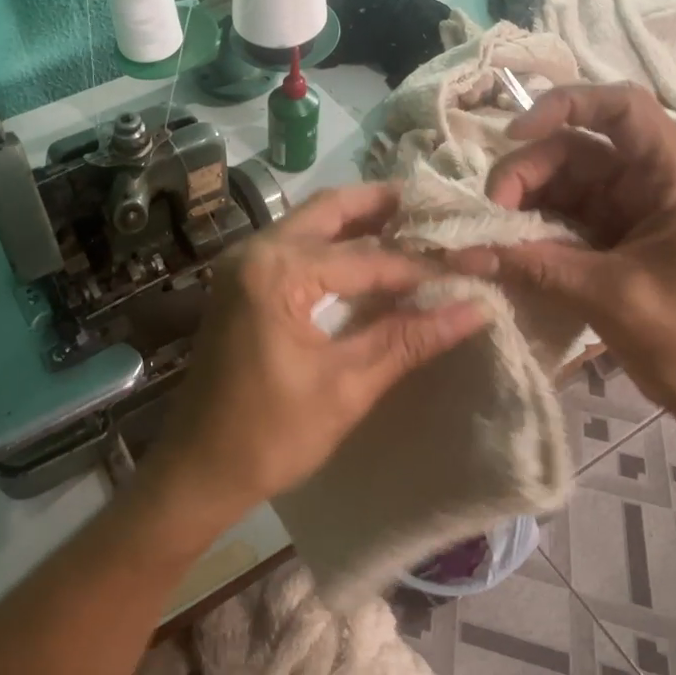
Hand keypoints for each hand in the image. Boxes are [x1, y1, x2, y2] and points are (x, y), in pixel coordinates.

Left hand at [145, 183, 485, 520]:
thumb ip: (408, 339)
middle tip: (443, 212)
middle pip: (332, 210)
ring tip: (419, 228)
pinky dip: (336, 244)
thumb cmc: (270, 435)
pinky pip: (297, 245)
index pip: (366, 258)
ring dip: (362, 221)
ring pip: (313, 222)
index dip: (424, 265)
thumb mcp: (346, 387)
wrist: (199, 467)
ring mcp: (244, 262)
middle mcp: (255, 250)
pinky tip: (374, 259)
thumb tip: (476, 307)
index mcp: (276, 271)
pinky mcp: (243, 280)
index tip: (476, 263)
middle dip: (388, 207)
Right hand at [450, 85, 675, 429]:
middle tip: (491, 214)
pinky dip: (531, 230)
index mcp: (674, 178)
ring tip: (492, 237)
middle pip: (576, 147)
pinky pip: (562, 219)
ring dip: (523, 203)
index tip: (515, 134)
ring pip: (562, 183)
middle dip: (527, 172)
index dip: (565, 104)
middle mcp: (650, 183)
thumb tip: (459, 254)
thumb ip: (533, 266)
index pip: (622, 107)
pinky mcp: (613, 242)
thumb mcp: (611, 296)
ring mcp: (630, 213)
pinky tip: (504, 250)